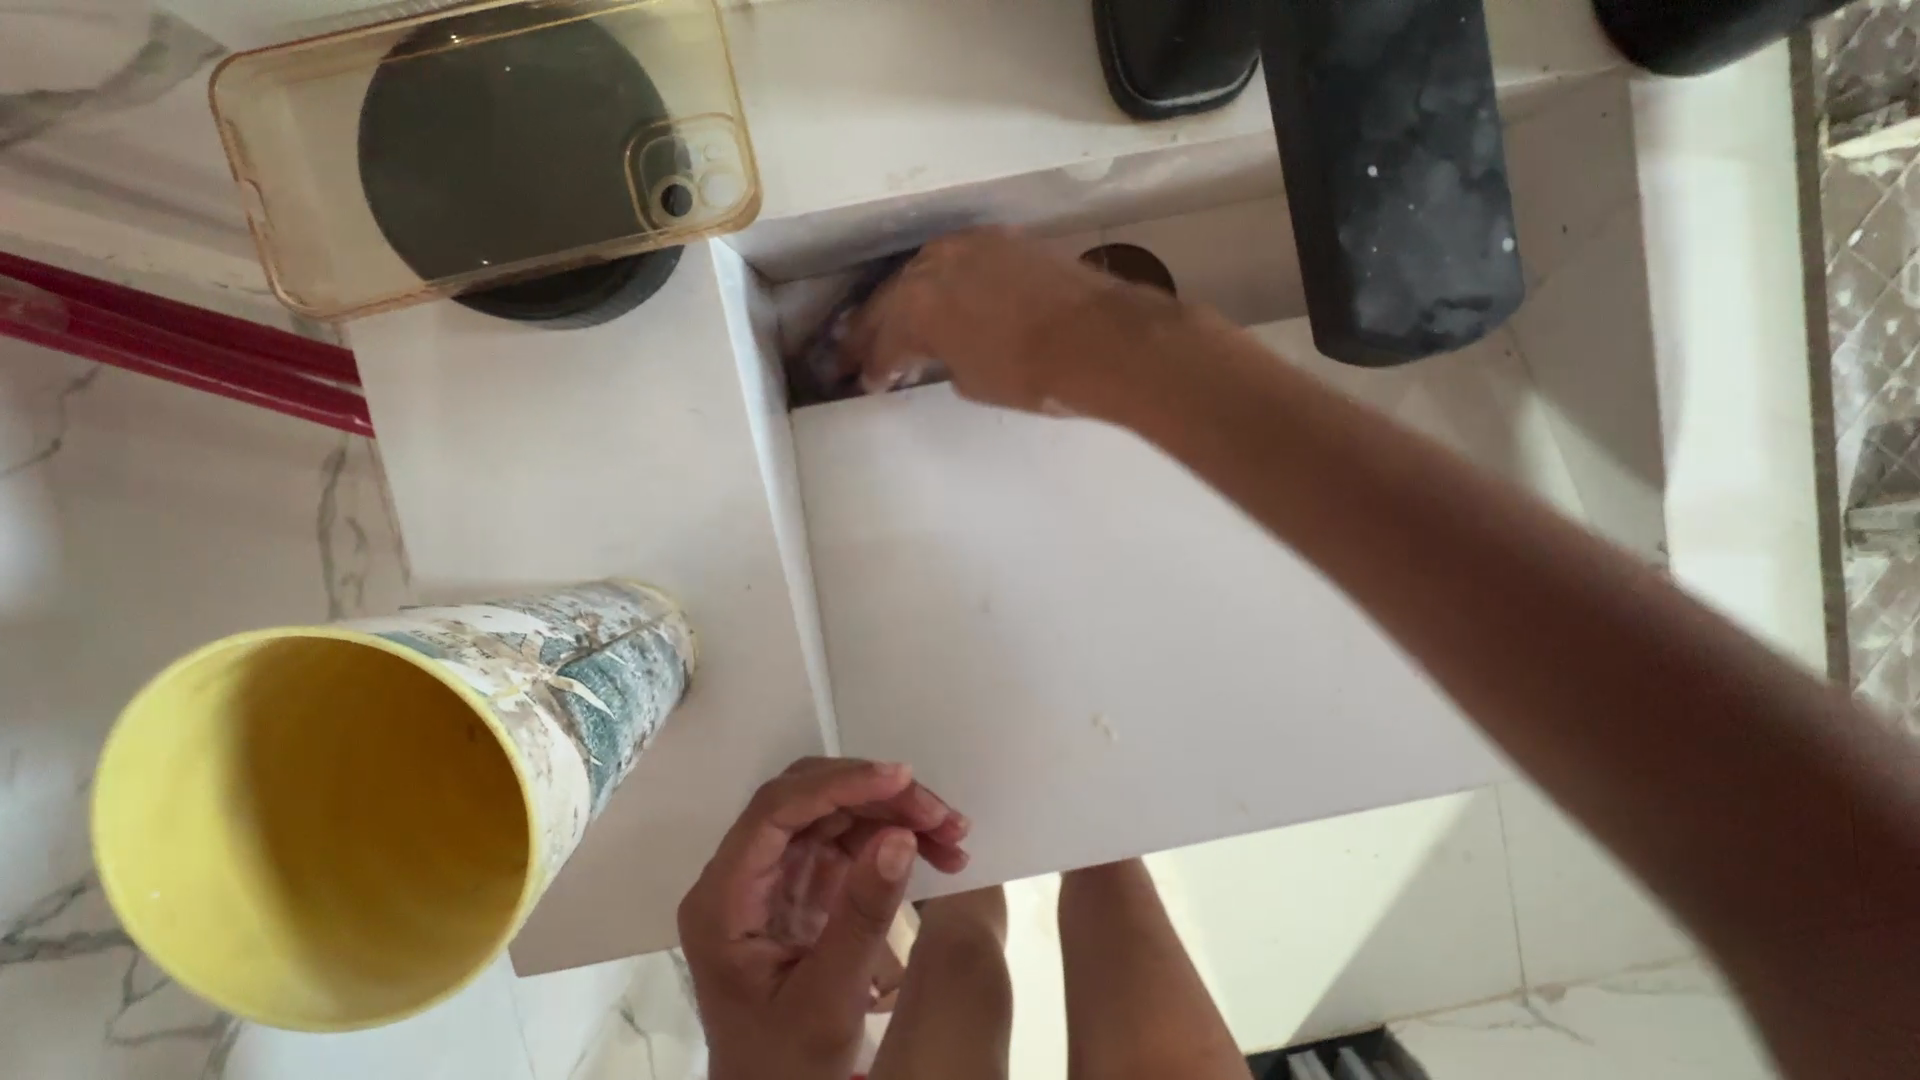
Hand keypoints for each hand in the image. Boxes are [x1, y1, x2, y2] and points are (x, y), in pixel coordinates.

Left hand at [678, 758, 970, 1079]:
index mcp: (725, 897)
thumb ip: (861, 918)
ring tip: (953, 833)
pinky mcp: (805, 882)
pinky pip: (850, 839)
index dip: (838, 784)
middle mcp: (745, 872)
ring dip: (894, 813)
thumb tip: (901, 836)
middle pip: (808, 800)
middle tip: (941, 816)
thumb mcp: (828, 1001)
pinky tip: (935, 850)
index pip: (775, 811)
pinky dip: (893, 837)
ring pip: (835, 812)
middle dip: (877, 796)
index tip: (902, 778)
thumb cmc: (786, 1063)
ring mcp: (776, 874)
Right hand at [847, 227, 1184, 416]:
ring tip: (895, 322)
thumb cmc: (1032, 374)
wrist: (1100, 339)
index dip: (871, 366)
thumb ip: (946, 363)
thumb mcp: (974, 382)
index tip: (865, 381)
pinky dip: (942, 281)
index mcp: (917, 307)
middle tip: (857, 351)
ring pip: (921, 273)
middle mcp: (933, 266)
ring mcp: (969, 246)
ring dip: (904, 299)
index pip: (883, 342)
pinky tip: (941, 294)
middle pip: (891, 300)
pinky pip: (956, 261)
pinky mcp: (1002, 240)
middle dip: (873, 330)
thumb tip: (945, 355)